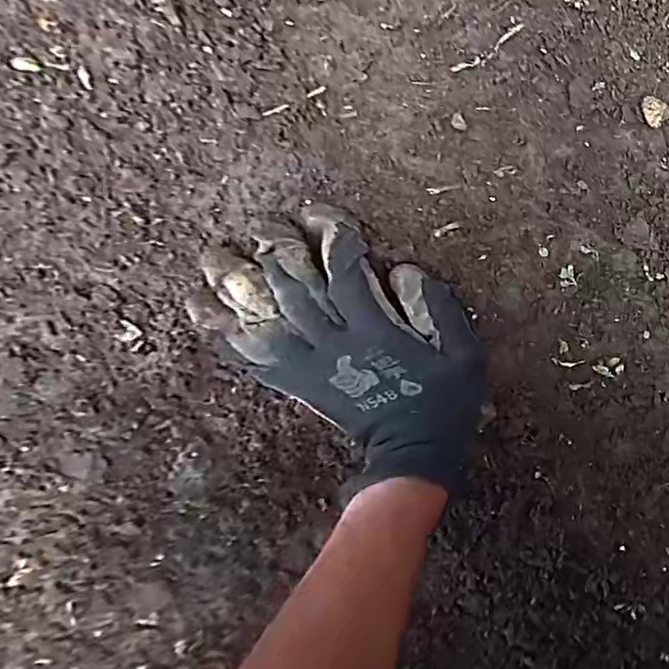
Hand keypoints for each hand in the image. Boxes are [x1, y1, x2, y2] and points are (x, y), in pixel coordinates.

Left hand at [187, 204, 486, 493]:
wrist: (412, 453)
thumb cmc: (444, 397)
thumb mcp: (464, 352)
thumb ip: (437, 308)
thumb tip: (404, 270)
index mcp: (377, 331)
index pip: (346, 272)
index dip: (332, 237)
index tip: (321, 214)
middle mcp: (335, 343)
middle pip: (295, 288)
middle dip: (278, 249)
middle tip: (264, 222)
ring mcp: (310, 365)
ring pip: (263, 316)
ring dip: (237, 284)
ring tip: (217, 254)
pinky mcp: (296, 382)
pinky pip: (249, 354)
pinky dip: (223, 331)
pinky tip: (203, 308)